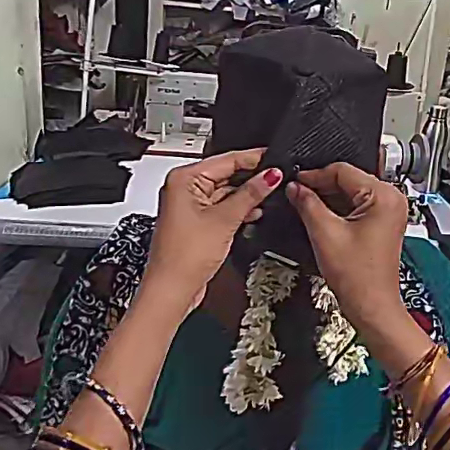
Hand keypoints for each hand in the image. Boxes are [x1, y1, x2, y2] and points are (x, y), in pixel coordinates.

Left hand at [145, 148, 280, 310]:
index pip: (226, 159)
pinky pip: (221, 206)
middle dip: (251, 177)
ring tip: (269, 195)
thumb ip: (251, 194)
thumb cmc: (183, 258)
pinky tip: (254, 212)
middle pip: (226, 173)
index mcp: (184, 179)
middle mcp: (183, 188)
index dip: (254, 158)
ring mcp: (189, 205)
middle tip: (277, 177)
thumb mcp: (225, 219)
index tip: (275, 158)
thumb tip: (270, 175)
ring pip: (225, 190)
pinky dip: (238, 208)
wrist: (172, 290)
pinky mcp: (196, 221)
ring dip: (246, 195)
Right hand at [286, 163, 409, 332]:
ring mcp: (389, 210)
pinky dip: (338, 208)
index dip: (314, 175)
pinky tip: (321, 215)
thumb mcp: (325, 234)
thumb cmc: (359, 278)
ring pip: (351, 191)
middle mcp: (392, 199)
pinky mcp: (383, 221)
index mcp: (384, 196)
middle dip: (321, 186)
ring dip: (328, 197)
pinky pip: (358, 204)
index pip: (343, 170)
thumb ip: (307, 204)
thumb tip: (295, 187)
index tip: (295, 181)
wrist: (372, 306)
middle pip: (348, 179)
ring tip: (305, 204)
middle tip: (296, 193)